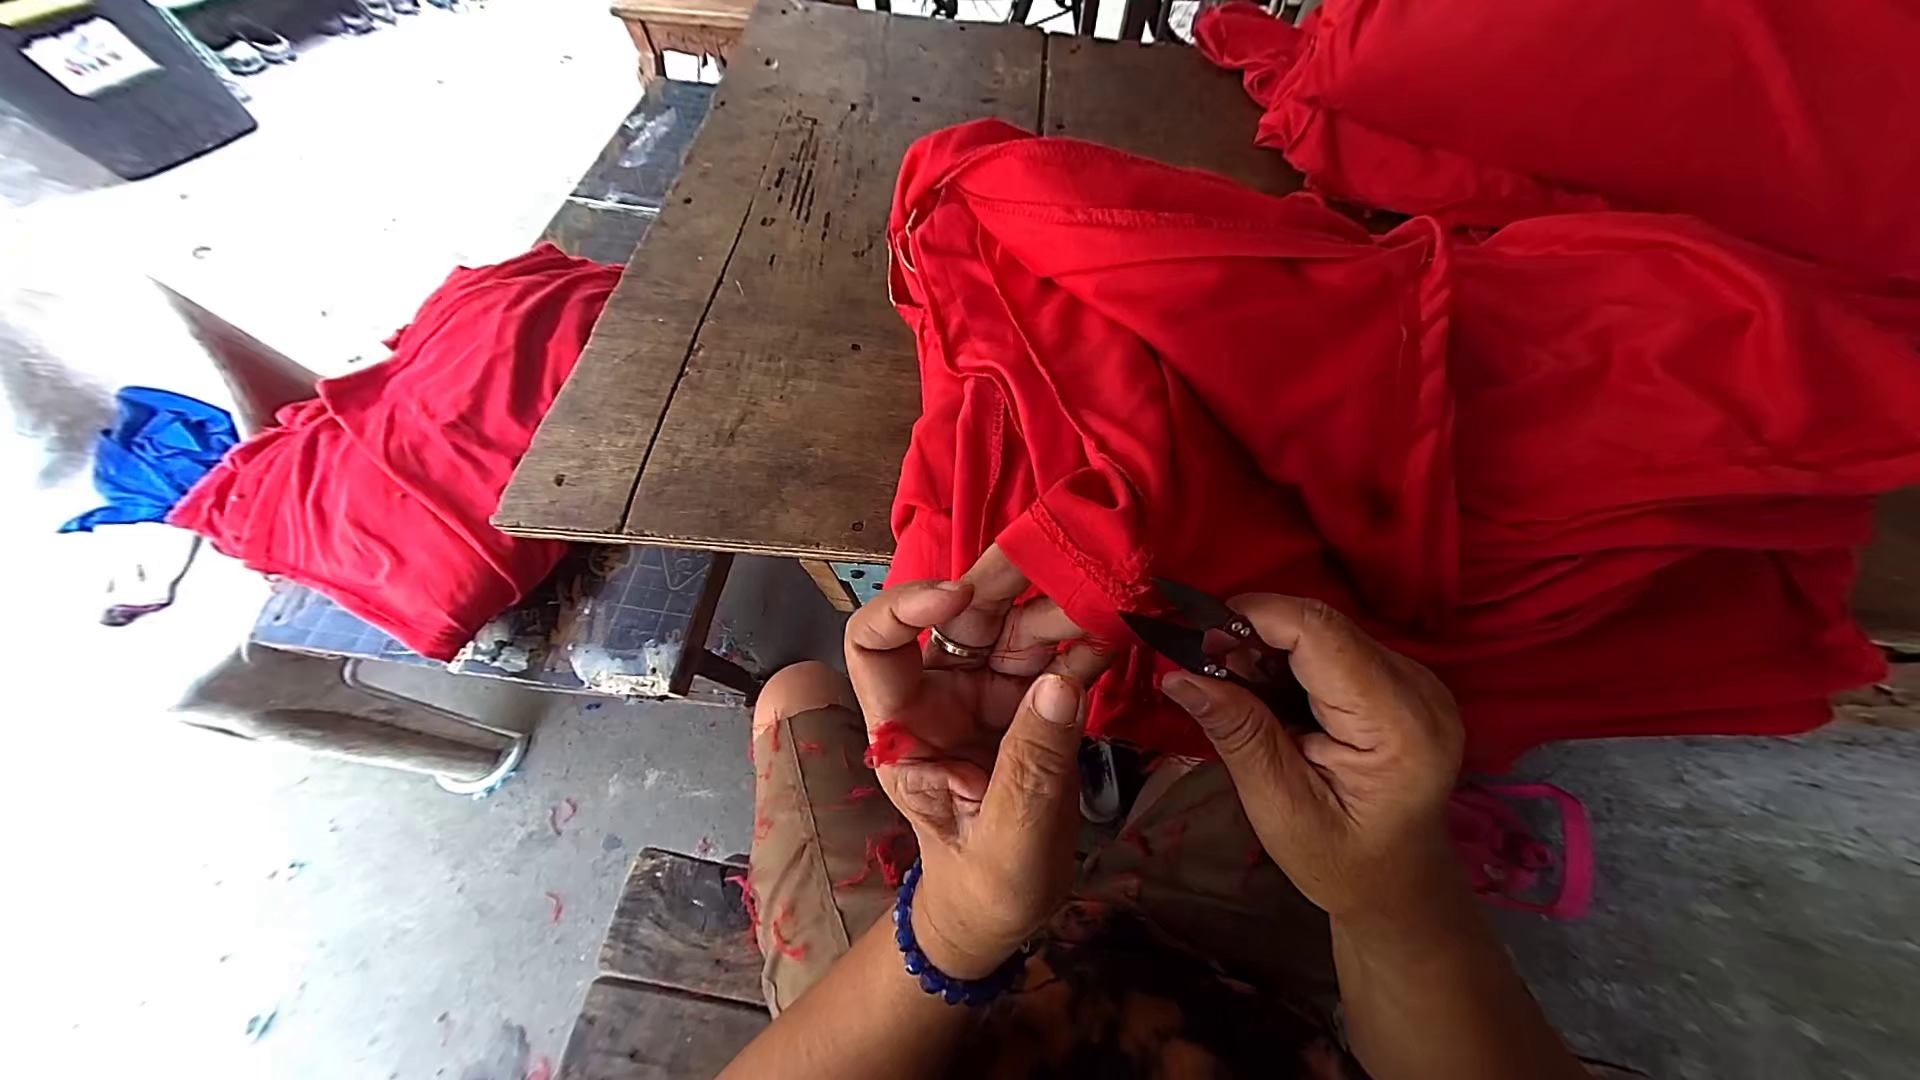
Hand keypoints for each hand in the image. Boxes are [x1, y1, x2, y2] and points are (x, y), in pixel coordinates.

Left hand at [845, 546, 1110, 977]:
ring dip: (1057, 607)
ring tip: (1104, 592)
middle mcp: (939, 693)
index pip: (874, 644)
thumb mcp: (1008, 841)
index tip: (957, 595)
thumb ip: (1032, 765)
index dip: (903, 607)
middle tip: (1055, 555)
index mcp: (904, 725)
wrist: (1005, 902)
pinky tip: (1116, 625)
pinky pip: (1054, 657)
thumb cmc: (984, 884)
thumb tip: (1060, 684)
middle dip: (1002, 583)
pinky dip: (1084, 641)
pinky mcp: (1027, 697)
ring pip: (1013, 627)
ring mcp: (985, 691)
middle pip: (958, 617)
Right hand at [1159, 594, 1463, 922]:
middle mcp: (1415, 688)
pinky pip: (1326, 643)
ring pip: (1317, 627)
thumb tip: (1178, 676)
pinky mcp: (1394, 679)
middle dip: (1250, 632)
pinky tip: (1264, 692)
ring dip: (1262, 645)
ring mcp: (1410, 679)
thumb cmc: (1343, 862)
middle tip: (1207, 670)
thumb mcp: (1279, 806)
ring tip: (1234, 688)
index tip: (1199, 642)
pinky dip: (1281, 656)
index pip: (1319, 631)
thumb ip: (1237, 733)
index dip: (1252, 617)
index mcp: (1396, 724)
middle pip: (1317, 623)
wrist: (1400, 887)